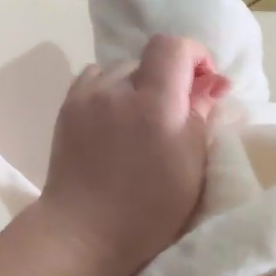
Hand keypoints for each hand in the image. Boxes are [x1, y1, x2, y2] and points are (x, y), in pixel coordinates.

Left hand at [30, 34, 229, 275]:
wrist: (84, 228)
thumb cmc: (150, 209)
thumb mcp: (192, 165)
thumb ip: (200, 115)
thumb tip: (208, 83)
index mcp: (153, 103)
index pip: (171, 46)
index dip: (195, 55)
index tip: (207, 83)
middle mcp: (115, 88)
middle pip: (148, 60)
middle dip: (169, 79)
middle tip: (178, 114)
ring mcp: (86, 94)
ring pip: (121, 70)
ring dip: (138, 86)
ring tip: (143, 121)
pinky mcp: (67, 104)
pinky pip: (96, 80)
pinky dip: (111, 91)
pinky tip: (116, 120)